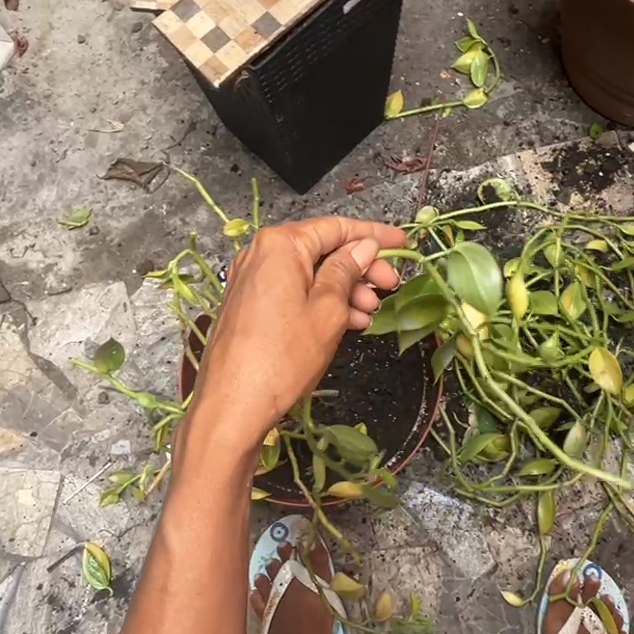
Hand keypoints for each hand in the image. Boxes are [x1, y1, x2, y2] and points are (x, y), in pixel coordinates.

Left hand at [189, 216, 405, 448]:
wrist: (232, 406)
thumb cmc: (282, 359)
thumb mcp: (328, 310)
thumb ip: (347, 271)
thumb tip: (364, 247)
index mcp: (280, 245)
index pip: (336, 227)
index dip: (373, 235)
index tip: (400, 244)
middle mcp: (260, 254)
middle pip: (322, 249)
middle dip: (360, 267)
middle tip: (390, 287)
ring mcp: (251, 280)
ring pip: (309, 273)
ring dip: (343, 288)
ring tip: (369, 312)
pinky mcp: (249, 305)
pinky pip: (293, 291)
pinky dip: (320, 302)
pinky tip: (346, 321)